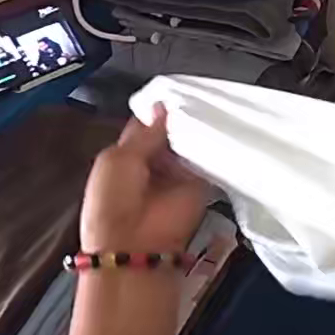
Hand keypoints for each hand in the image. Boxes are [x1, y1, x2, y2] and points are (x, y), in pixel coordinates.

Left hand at [80, 104, 210, 253]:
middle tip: (196, 97)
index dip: (159, 110)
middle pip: (171, 133)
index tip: (175, 91)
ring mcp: (179, 173)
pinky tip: (220, 130)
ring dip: (197, 131)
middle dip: (181, 118)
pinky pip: (208, 162)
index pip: (147, 126)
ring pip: (190, 144)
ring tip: (210, 109)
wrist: (135, 243)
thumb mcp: (119, 159)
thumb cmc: (114, 198)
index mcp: (128, 155)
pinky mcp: (200, 185)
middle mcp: (155, 162)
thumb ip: (145, 133)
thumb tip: (164, 107)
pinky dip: (213, 148)